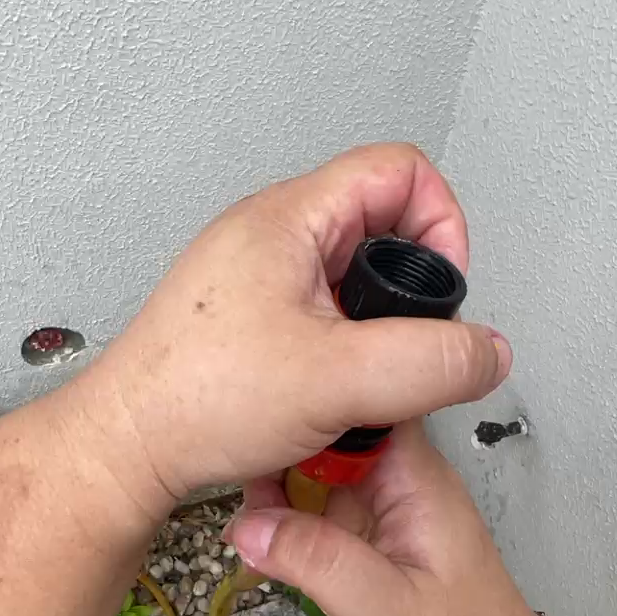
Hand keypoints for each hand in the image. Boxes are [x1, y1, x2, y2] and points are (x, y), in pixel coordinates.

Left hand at [81, 143, 511, 497]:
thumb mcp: (337, 380)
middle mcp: (270, 236)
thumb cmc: (197, 400)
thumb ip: (429, 362)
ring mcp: (257, 277)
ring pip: (351, 278)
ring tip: (365, 375)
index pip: (400, 171)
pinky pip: (320, 312)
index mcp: (290, 219)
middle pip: (380, 225)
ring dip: (376, 326)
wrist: (130, 444)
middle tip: (403, 343)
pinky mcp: (249, 318)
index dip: (442, 223)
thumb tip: (486, 352)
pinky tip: (334, 390)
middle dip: (409, 289)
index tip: (441, 290)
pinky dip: (344, 346)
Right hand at [219, 420, 558, 615]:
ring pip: (319, 460)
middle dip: (283, 443)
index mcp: (412, 472)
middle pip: (333, 426)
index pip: (366, 398)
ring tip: (244, 511)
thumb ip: (317, 562)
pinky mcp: (364, 520)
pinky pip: (317, 495)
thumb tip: (244, 525)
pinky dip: (287, 507)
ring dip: (279, 478)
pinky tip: (258, 528)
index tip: (259, 417)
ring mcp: (378, 495)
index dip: (314, 393)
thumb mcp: (381, 607)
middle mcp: (395, 471)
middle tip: (239, 481)